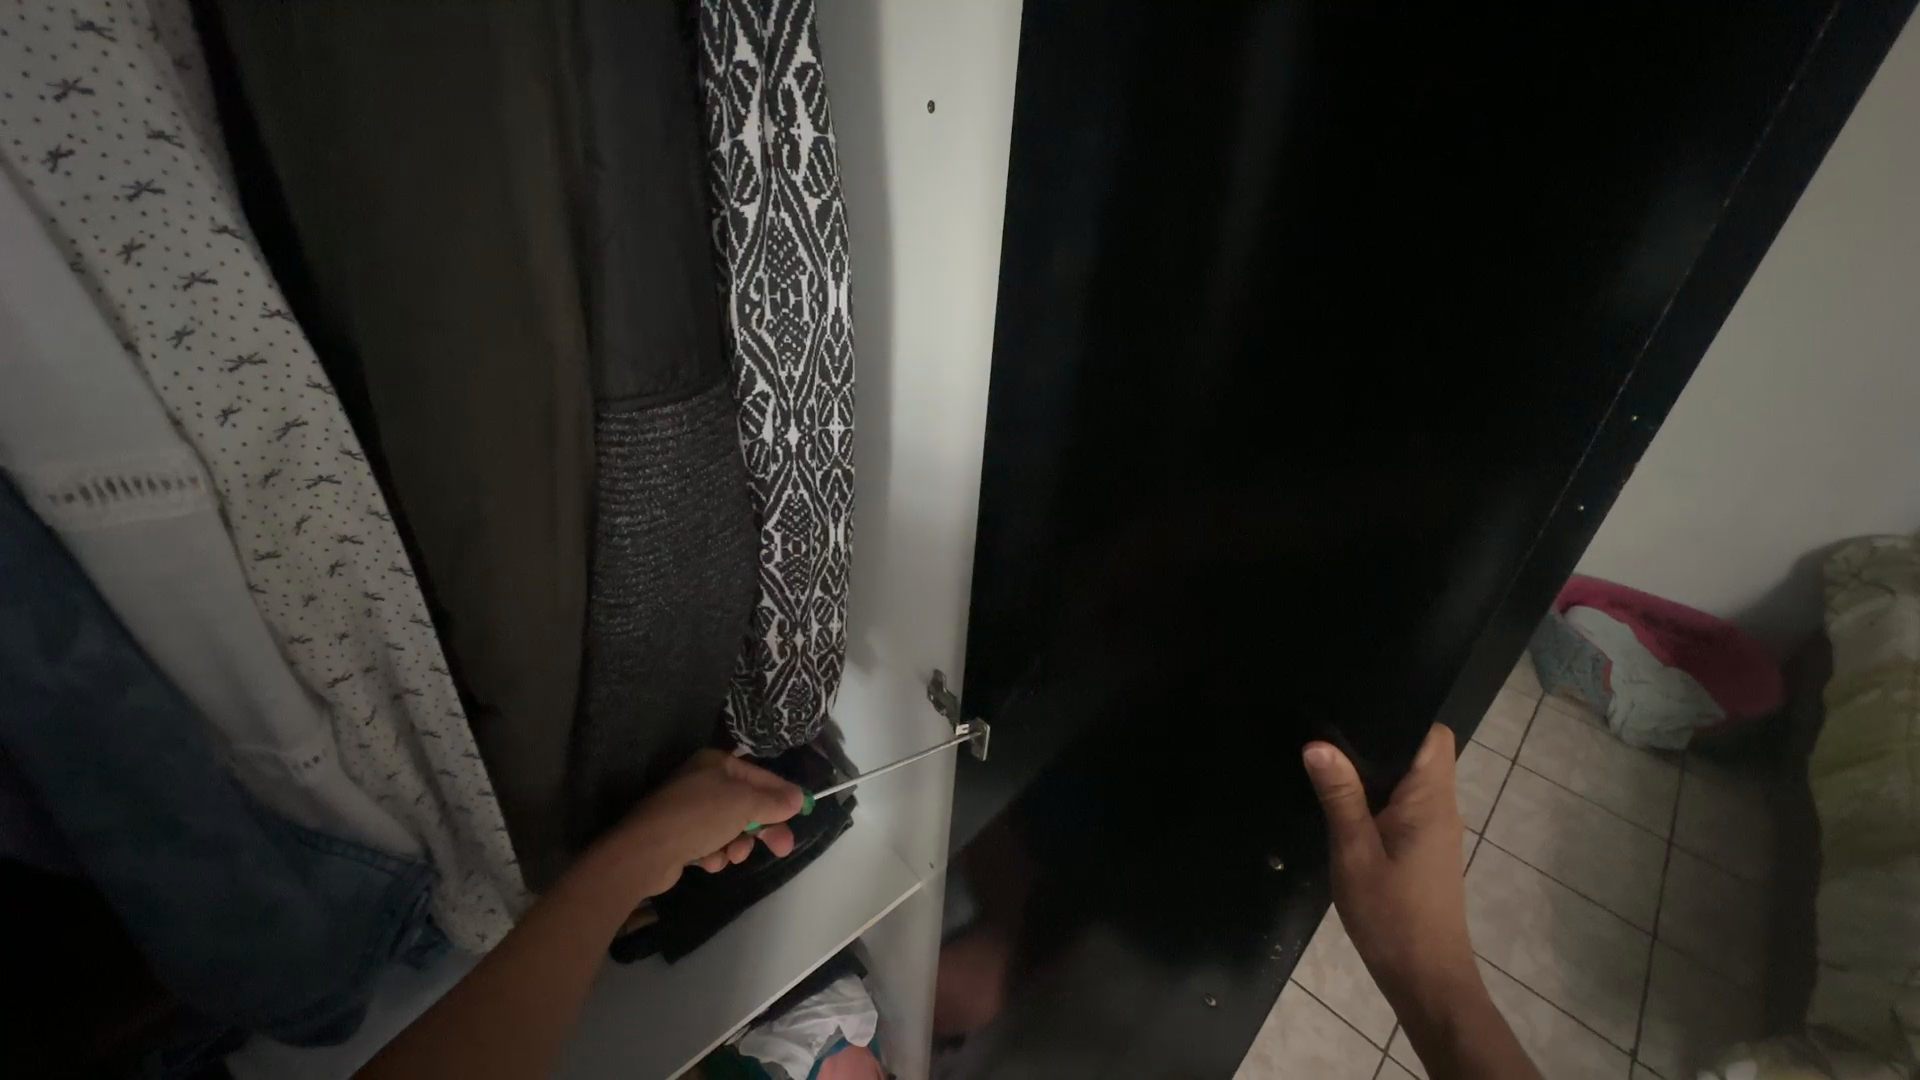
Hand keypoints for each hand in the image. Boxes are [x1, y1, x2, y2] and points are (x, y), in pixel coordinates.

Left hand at [604, 749, 805, 898]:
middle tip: (783, 848)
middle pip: (746, 804)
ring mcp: (689, 809)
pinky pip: (710, 842)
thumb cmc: (698, 817)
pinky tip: (708, 861)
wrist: (643, 853)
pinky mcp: (679, 836)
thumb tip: (799, 798)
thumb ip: (774, 802)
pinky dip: (715, 852)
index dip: (782, 795)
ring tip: (731, 855)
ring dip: (736, 843)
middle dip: (762, 827)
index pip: (761, 777)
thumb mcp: (744, 804)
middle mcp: (703, 781)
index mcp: (717, 763)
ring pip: (730, 827)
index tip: (801, 813)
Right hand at [1302, 725, 1478, 1026]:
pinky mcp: (1420, 845)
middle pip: (1418, 751)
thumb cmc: (1392, 914)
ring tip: (1323, 747)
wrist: (1424, 978)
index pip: (1433, 736)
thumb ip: (1339, 796)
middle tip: (1326, 720)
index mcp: (1429, 801)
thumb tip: (1317, 744)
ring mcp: (1431, 827)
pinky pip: (1399, 799)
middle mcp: (1438, 806)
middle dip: (1377, 733)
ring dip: (1371, 763)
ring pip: (1407, 776)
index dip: (1402, 713)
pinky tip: (1337, 792)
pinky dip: (1372, 789)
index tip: (1357, 701)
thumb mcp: (1354, 852)